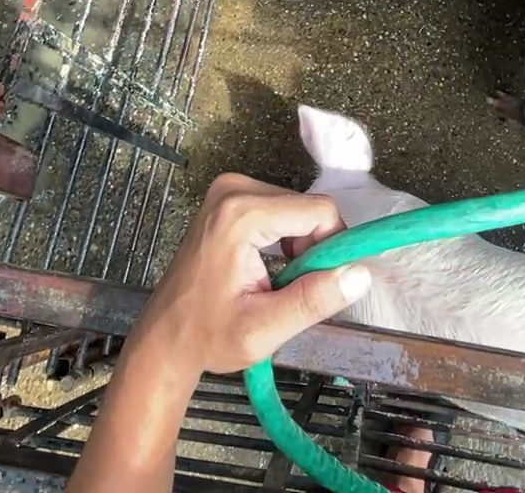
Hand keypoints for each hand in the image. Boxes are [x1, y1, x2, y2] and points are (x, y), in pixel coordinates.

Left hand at [134, 173, 371, 374]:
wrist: (164, 336)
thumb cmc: (208, 336)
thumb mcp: (264, 330)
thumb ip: (313, 300)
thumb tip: (359, 274)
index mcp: (242, 213)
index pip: (320, 211)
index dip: (331, 247)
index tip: (318, 283)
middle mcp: (235, 188)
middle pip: (308, 207)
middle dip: (312, 247)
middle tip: (292, 288)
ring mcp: (230, 188)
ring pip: (297, 207)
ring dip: (299, 243)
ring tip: (277, 281)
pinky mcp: (229, 195)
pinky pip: (279, 206)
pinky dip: (284, 235)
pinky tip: (268, 266)